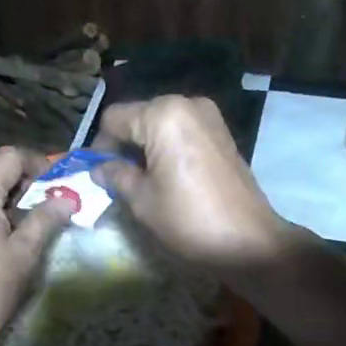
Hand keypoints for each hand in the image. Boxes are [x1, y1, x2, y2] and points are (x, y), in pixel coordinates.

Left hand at [0, 146, 73, 345]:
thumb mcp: (25, 251)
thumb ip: (46, 218)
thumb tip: (68, 199)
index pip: (10, 157)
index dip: (40, 163)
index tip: (63, 185)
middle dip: (29, 182)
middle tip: (57, 204)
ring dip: (15, 200)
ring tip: (41, 222)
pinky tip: (16, 237)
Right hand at [95, 96, 298, 275]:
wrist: (247, 241)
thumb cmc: (188, 219)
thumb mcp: (142, 200)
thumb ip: (115, 176)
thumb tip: (98, 168)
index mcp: (163, 115)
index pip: (114, 118)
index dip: (100, 146)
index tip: (97, 174)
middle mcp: (186, 104)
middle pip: (139, 116)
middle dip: (124, 145)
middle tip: (117, 179)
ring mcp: (209, 117)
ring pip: (160, 124)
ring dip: (145, 147)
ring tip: (142, 181)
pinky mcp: (222, 133)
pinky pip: (182, 132)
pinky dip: (167, 148)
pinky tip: (166, 177)